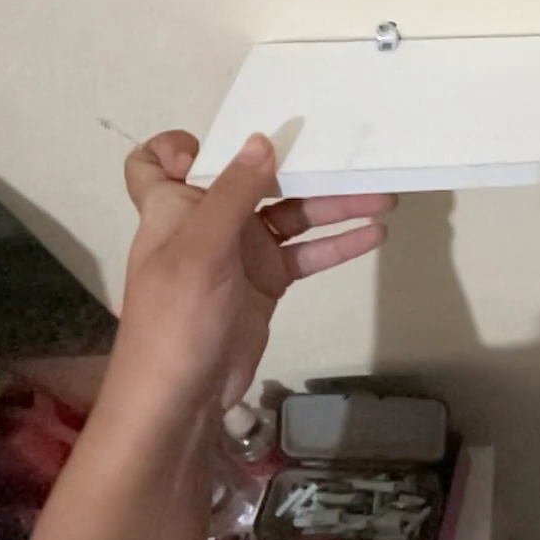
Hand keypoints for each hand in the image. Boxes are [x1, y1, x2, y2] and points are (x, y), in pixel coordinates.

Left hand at [115, 131, 395, 409]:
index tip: (229, 141)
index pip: (155, 164)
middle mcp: (210, 223)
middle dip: (301, 168)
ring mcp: (242, 252)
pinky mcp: (269, 281)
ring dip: (336, 206)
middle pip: (256, 181)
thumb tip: (264, 140)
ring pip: (292, 215)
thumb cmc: (177, 318)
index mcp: (176, 208)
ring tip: (384, 197)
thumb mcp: (201, 249)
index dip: (181, 148)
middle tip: (351, 159)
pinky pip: (308, 252)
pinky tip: (374, 235)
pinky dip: (339, 243)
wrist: (183, 399)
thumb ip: (233, 192)